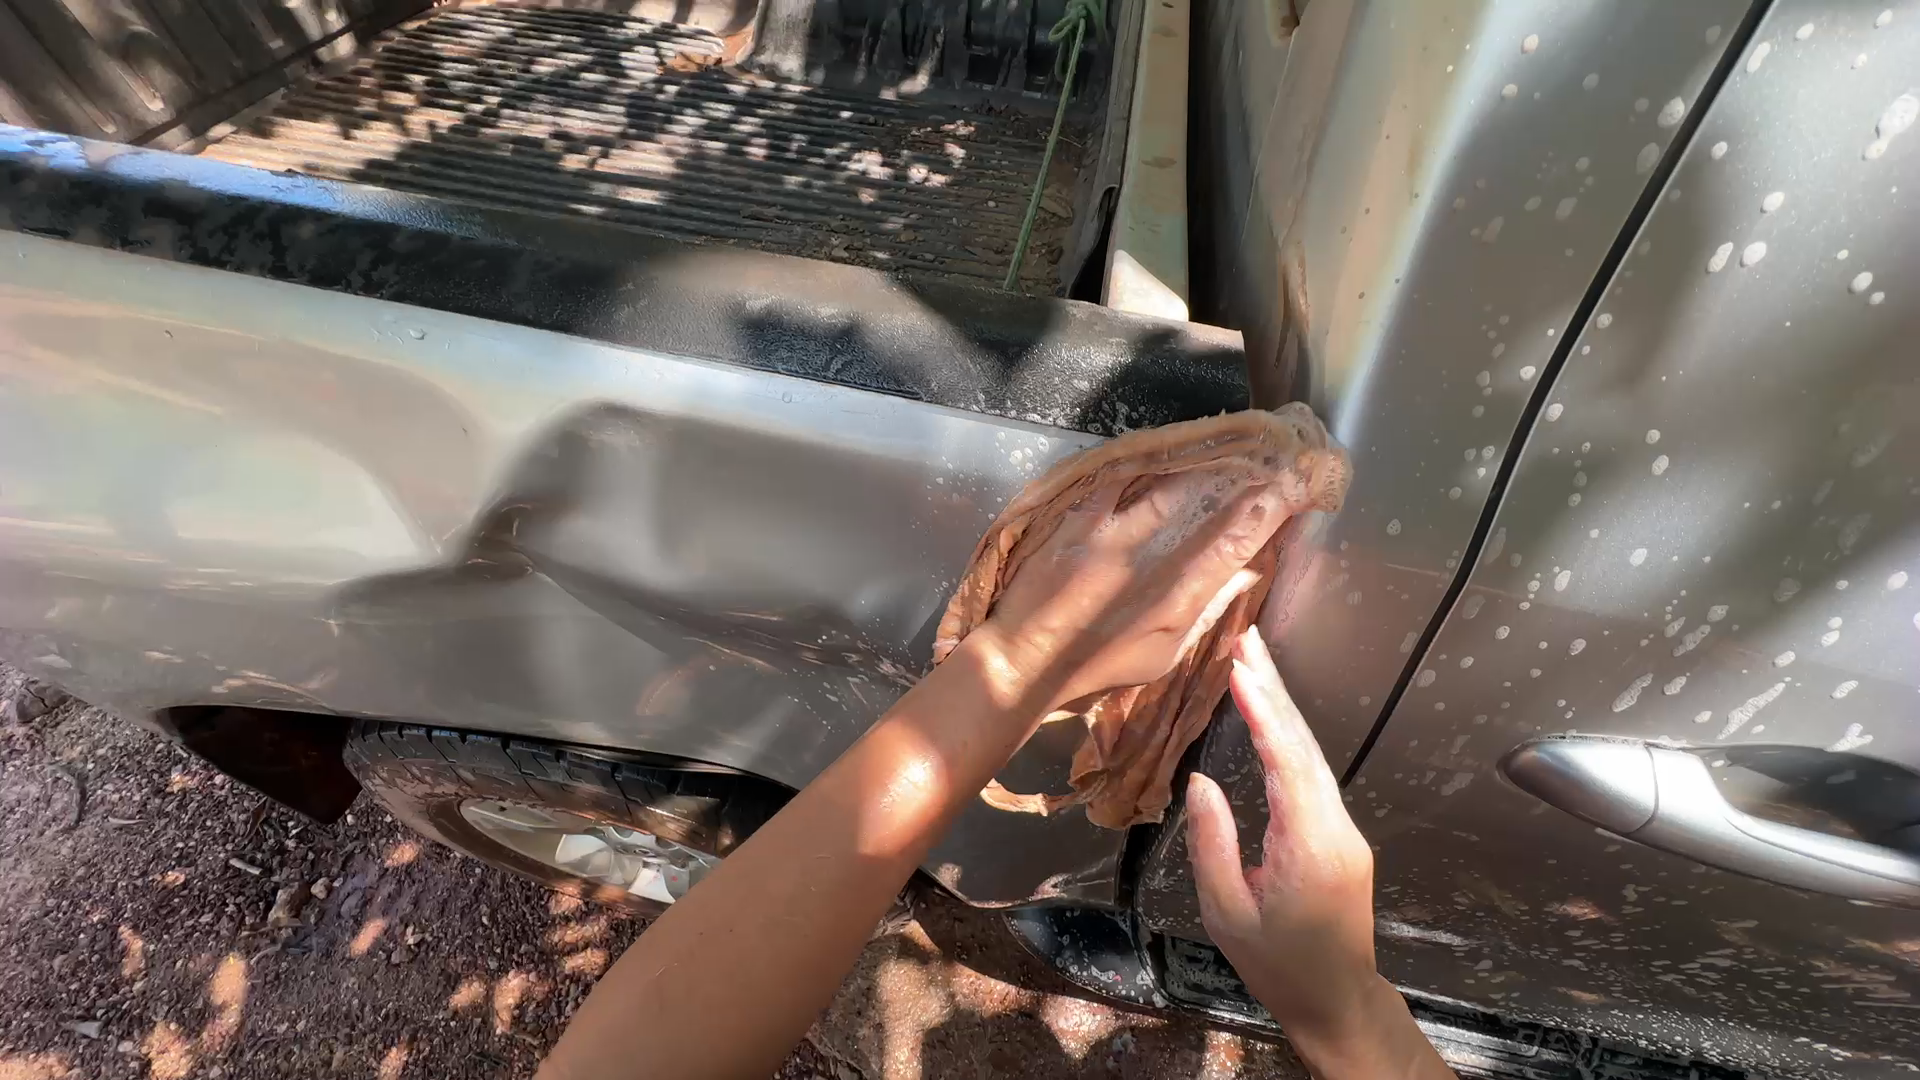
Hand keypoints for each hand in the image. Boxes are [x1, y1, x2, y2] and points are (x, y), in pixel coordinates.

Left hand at [978, 469, 1290, 710]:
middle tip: (1264, 455)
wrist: (1024, 658)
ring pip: (1162, 492)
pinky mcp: (1072, 525)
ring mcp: (1106, 541)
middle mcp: (1145, 565)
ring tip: (1220, 446)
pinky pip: (1109, 485)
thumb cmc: (1095, 667)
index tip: (1289, 487)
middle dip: (1238, 481)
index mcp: (1173, 602)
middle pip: (1202, 512)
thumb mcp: (1160, 656)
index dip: (1263, 514)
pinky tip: (1156, 450)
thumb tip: (1246, 575)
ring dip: (1195, 468)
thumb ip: (1204, 614)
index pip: (1231, 548)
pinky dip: (1136, 467)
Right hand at [1185, 628, 1452, 1077]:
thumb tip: (1200, 780)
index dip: (1262, 712)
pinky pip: (1311, 769)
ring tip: (1252, 659)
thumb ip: (1211, 842)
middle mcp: (1336, 826)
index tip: (1239, 669)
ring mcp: (1343, 826)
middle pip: (1304, 743)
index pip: (1286, 761)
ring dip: (1281, 702)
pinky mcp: (1338, 830)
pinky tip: (1268, 709)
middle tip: (1248, 638)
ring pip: (1311, 751)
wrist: (1338, 1000)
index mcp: (1310, 845)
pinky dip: (1287, 731)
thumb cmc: (1275, 962)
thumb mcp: (1226, 911)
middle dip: (1275, 687)